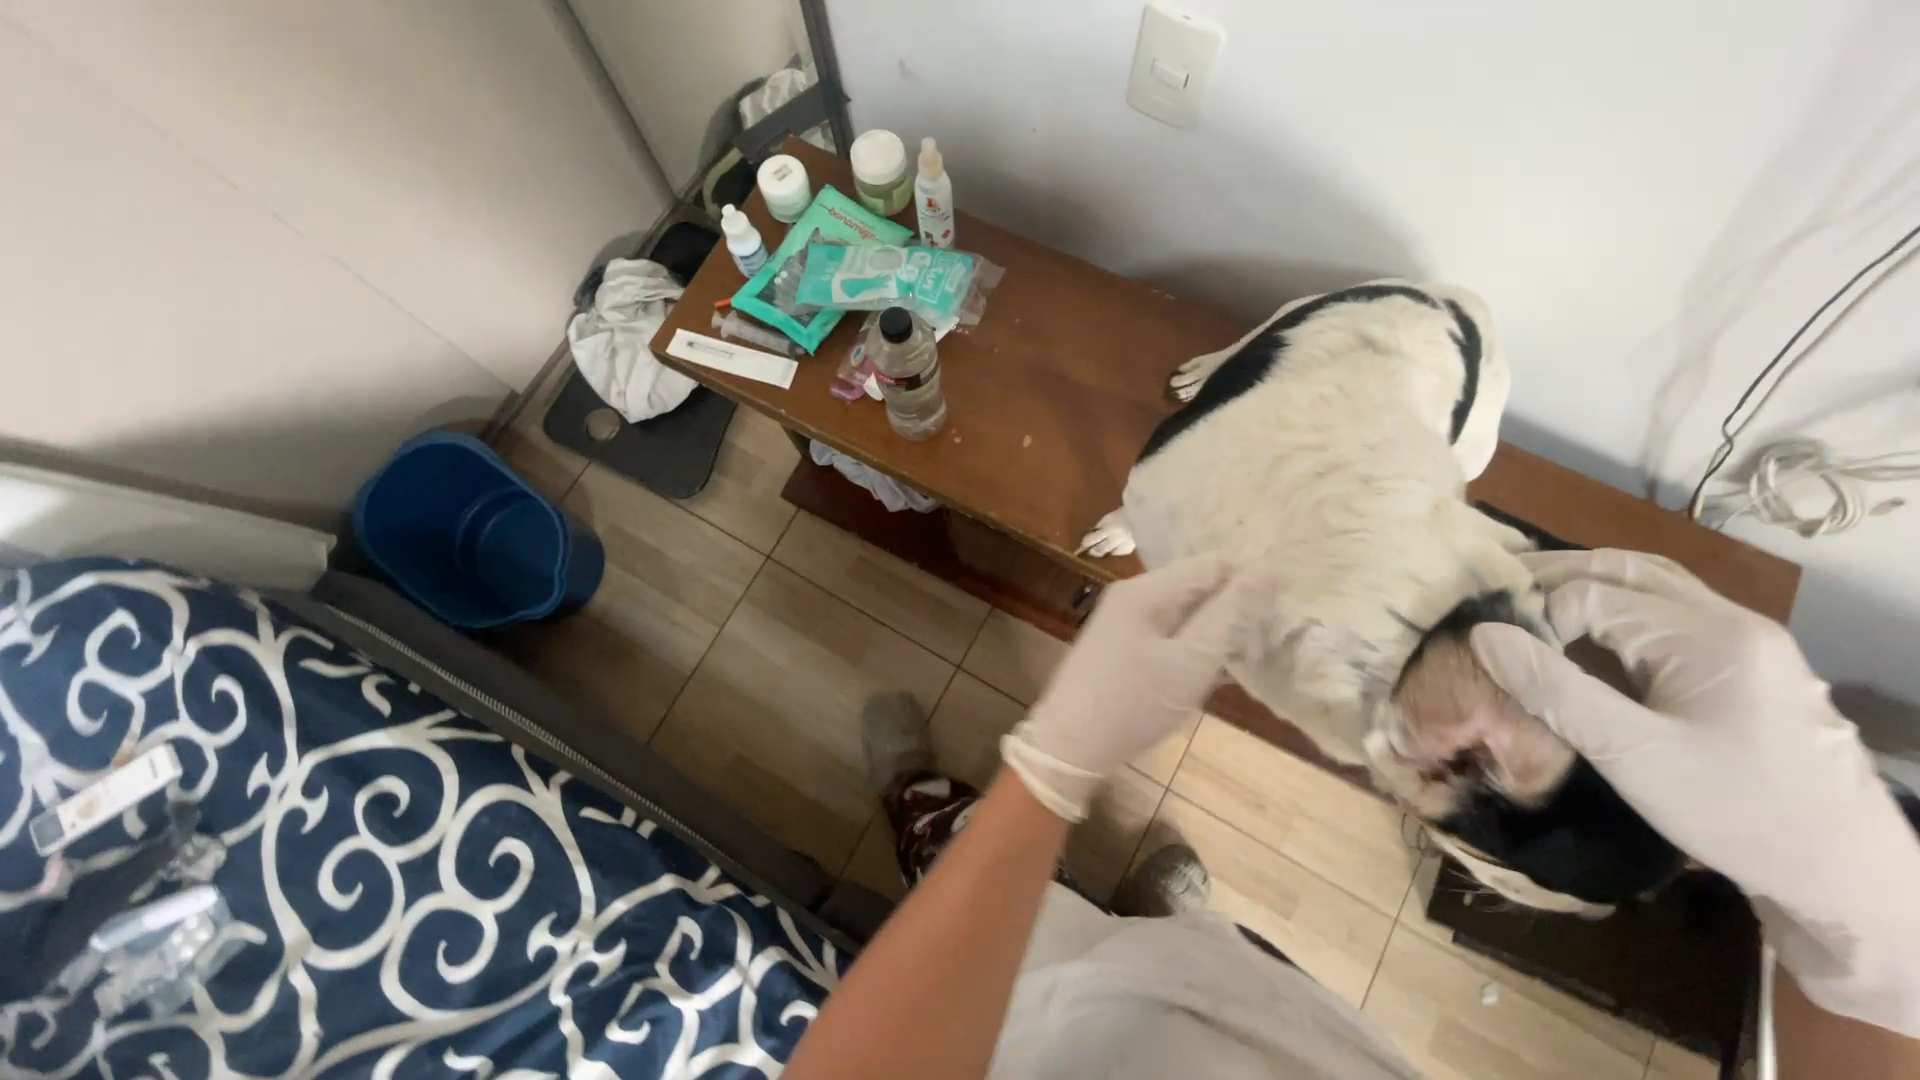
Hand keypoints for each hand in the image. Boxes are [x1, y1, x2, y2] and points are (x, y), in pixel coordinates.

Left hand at [1001, 555, 1266, 821]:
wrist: (1069, 748)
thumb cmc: (1132, 703)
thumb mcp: (1191, 661)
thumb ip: (1231, 614)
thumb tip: (1269, 571)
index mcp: (1147, 590)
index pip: (1214, 564)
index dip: (1252, 584)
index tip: (1279, 621)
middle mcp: (1134, 597)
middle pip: (1200, 586)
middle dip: (1237, 611)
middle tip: (1261, 651)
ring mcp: (1125, 622)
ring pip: (1187, 612)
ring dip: (1218, 634)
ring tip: (1242, 665)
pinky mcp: (1123, 648)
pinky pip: (1170, 635)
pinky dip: (1195, 650)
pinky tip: (1212, 675)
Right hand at [1471, 549, 1919, 1035]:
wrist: (1845, 873)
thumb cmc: (1735, 813)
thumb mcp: (1631, 754)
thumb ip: (1554, 688)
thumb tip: (1482, 634)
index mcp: (1707, 635)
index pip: (1591, 595)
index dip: (1534, 615)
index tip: (1493, 650)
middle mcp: (1730, 621)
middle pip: (1624, 570)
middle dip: (1552, 575)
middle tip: (1490, 589)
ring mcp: (1744, 640)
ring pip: (1649, 584)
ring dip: (1585, 583)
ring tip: (1527, 597)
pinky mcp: (1744, 664)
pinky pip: (1668, 611)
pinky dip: (1616, 605)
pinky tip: (1585, 628)